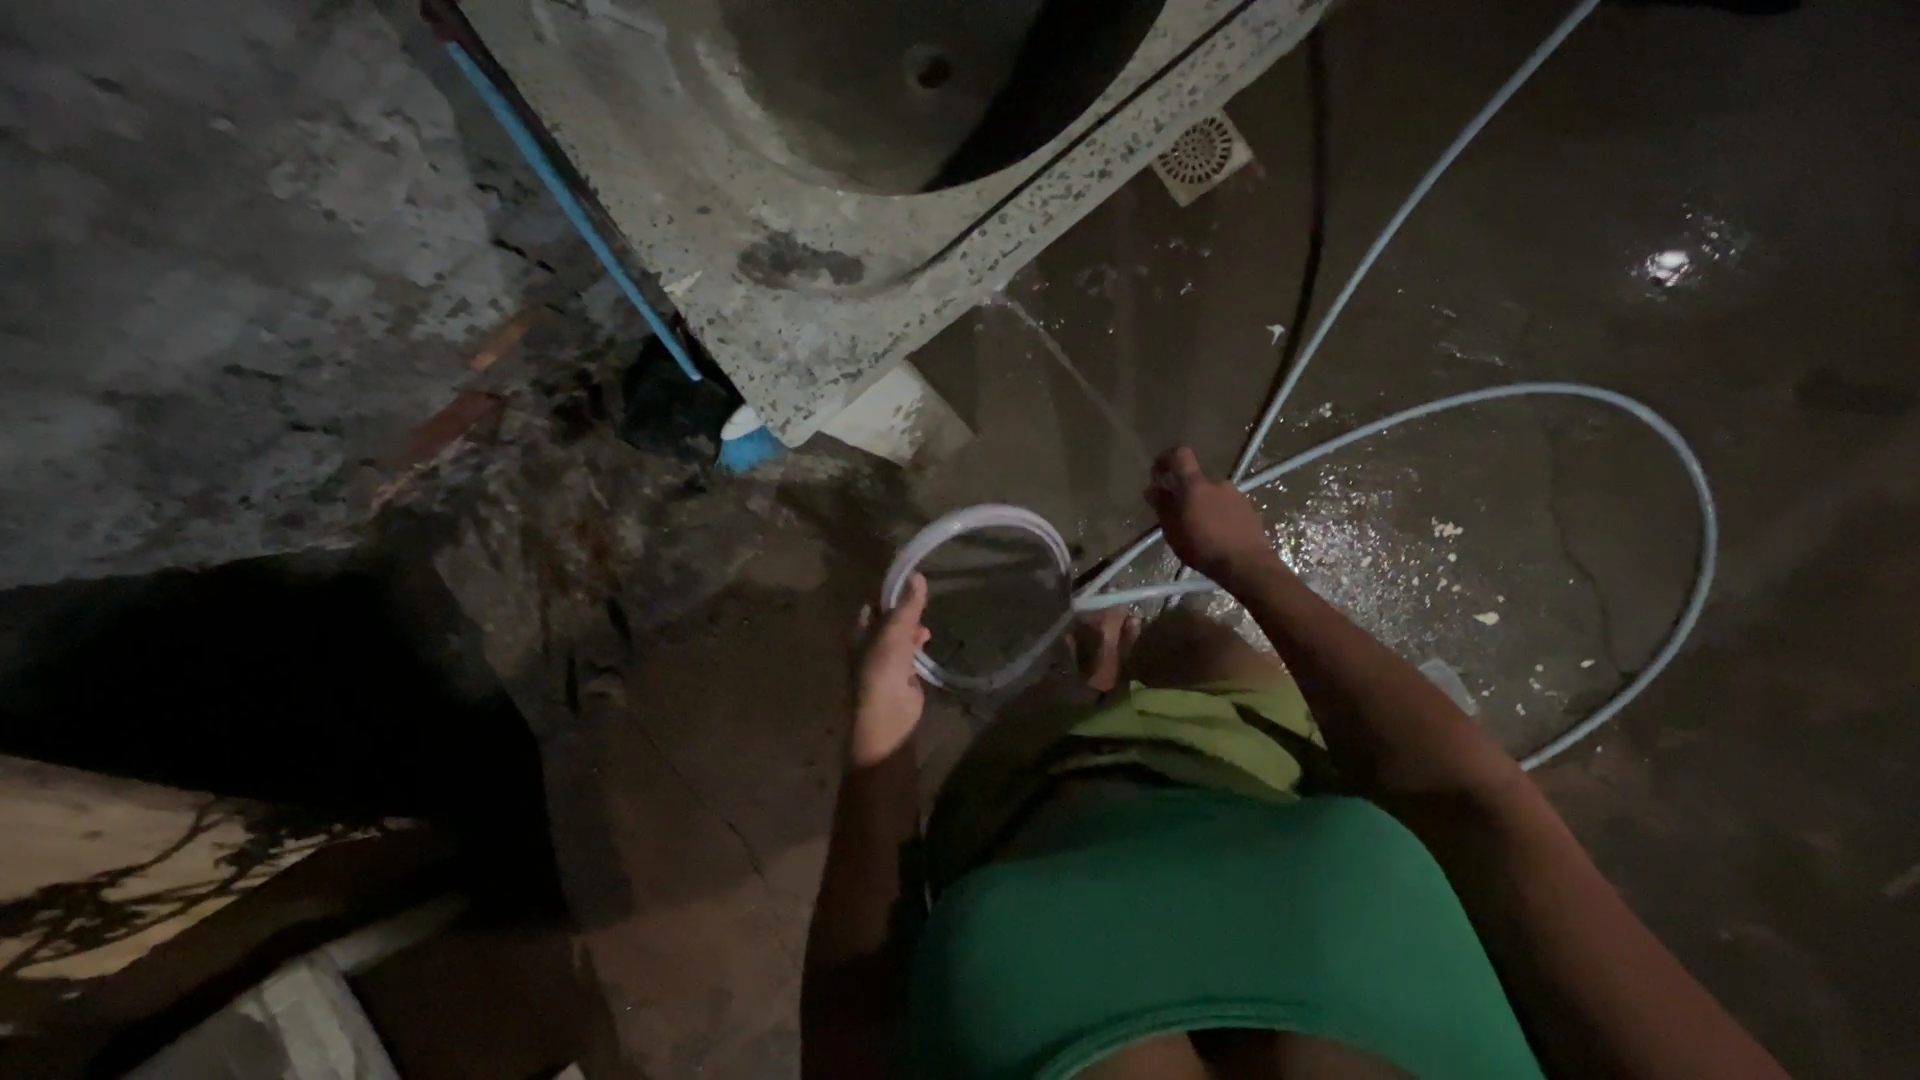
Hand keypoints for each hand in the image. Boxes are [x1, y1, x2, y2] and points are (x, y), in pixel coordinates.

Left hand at [847, 573, 930, 768]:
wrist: (888, 712)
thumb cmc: (883, 667)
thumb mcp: (895, 631)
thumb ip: (907, 605)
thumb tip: (917, 574)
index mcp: (858, 633)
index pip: (870, 607)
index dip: (886, 596)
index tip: (906, 585)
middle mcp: (868, 645)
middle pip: (886, 621)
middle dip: (903, 613)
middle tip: (920, 605)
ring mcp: (884, 661)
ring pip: (898, 637)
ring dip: (911, 629)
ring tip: (925, 626)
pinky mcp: (900, 674)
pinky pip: (908, 653)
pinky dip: (917, 645)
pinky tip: (927, 641)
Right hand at [1143, 446, 1275, 584]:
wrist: (1247, 564)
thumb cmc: (1203, 547)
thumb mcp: (1173, 530)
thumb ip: (1162, 506)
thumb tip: (1152, 489)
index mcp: (1195, 485)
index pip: (1180, 455)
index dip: (1167, 459)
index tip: (1158, 473)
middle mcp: (1218, 483)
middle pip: (1196, 482)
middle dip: (1185, 495)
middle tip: (1178, 517)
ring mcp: (1237, 496)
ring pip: (1212, 496)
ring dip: (1203, 507)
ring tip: (1199, 532)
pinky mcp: (1250, 510)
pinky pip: (1227, 508)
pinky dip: (1218, 517)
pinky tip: (1216, 538)